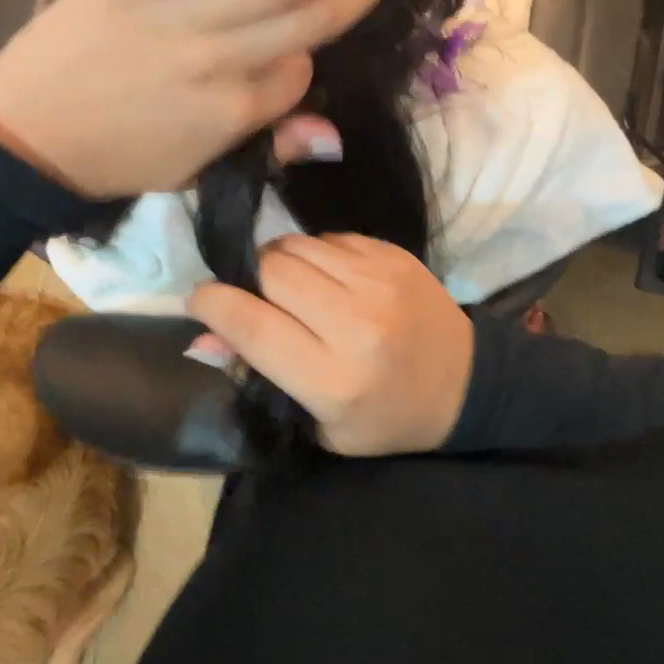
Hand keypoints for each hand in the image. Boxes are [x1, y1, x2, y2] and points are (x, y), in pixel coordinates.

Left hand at [0, 0, 381, 197]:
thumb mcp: (195, 170)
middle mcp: (218, 63)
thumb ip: (268, 148)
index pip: (296, 78)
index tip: (301, 50)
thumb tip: (334, 137)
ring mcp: (179, 16)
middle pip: (300, 23)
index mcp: (233, 115)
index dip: (306, 62)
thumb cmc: (113, 158)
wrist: (24, 134)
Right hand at [187, 234, 472, 455]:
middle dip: (249, 278)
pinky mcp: (393, 255)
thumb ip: (261, 378)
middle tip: (255, 295)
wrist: (463, 382)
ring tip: (292, 287)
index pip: (254, 325)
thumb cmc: (385, 418)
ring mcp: (378, 281)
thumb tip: (204, 336)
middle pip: (271, 271)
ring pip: (297, 245)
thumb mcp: (320, 424)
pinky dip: (316, 254)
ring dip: (280, 262)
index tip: (199, 298)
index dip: (214, 304)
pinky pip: (330, 238)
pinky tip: (328, 279)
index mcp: (333, 378)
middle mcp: (354, 322)